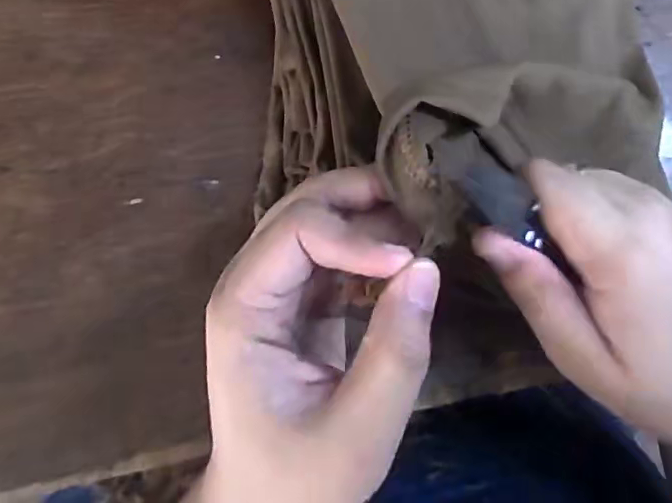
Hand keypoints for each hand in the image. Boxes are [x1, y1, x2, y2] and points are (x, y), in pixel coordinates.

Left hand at [193, 168, 440, 502]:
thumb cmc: (302, 479)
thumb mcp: (358, 432)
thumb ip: (395, 352)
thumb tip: (427, 266)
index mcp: (243, 305)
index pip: (297, 230)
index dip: (355, 236)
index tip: (408, 259)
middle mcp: (252, 278)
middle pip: (305, 204)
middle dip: (363, 196)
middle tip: (422, 203)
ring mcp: (275, 282)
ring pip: (322, 213)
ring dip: (372, 211)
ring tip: (424, 221)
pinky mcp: (301, 292)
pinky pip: (337, 243)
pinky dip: (373, 239)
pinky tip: (408, 251)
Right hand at [470, 160, 671, 453]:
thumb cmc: (644, 382)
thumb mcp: (576, 354)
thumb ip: (533, 288)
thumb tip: (484, 233)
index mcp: (620, 246)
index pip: (546, 177)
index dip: (517, 198)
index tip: (516, 241)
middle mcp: (642, 207)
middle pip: (561, 174)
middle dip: (540, 206)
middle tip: (549, 264)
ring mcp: (658, 199)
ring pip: (579, 174)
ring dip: (565, 206)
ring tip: (578, 261)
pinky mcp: (663, 201)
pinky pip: (603, 182)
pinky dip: (589, 205)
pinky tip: (602, 251)